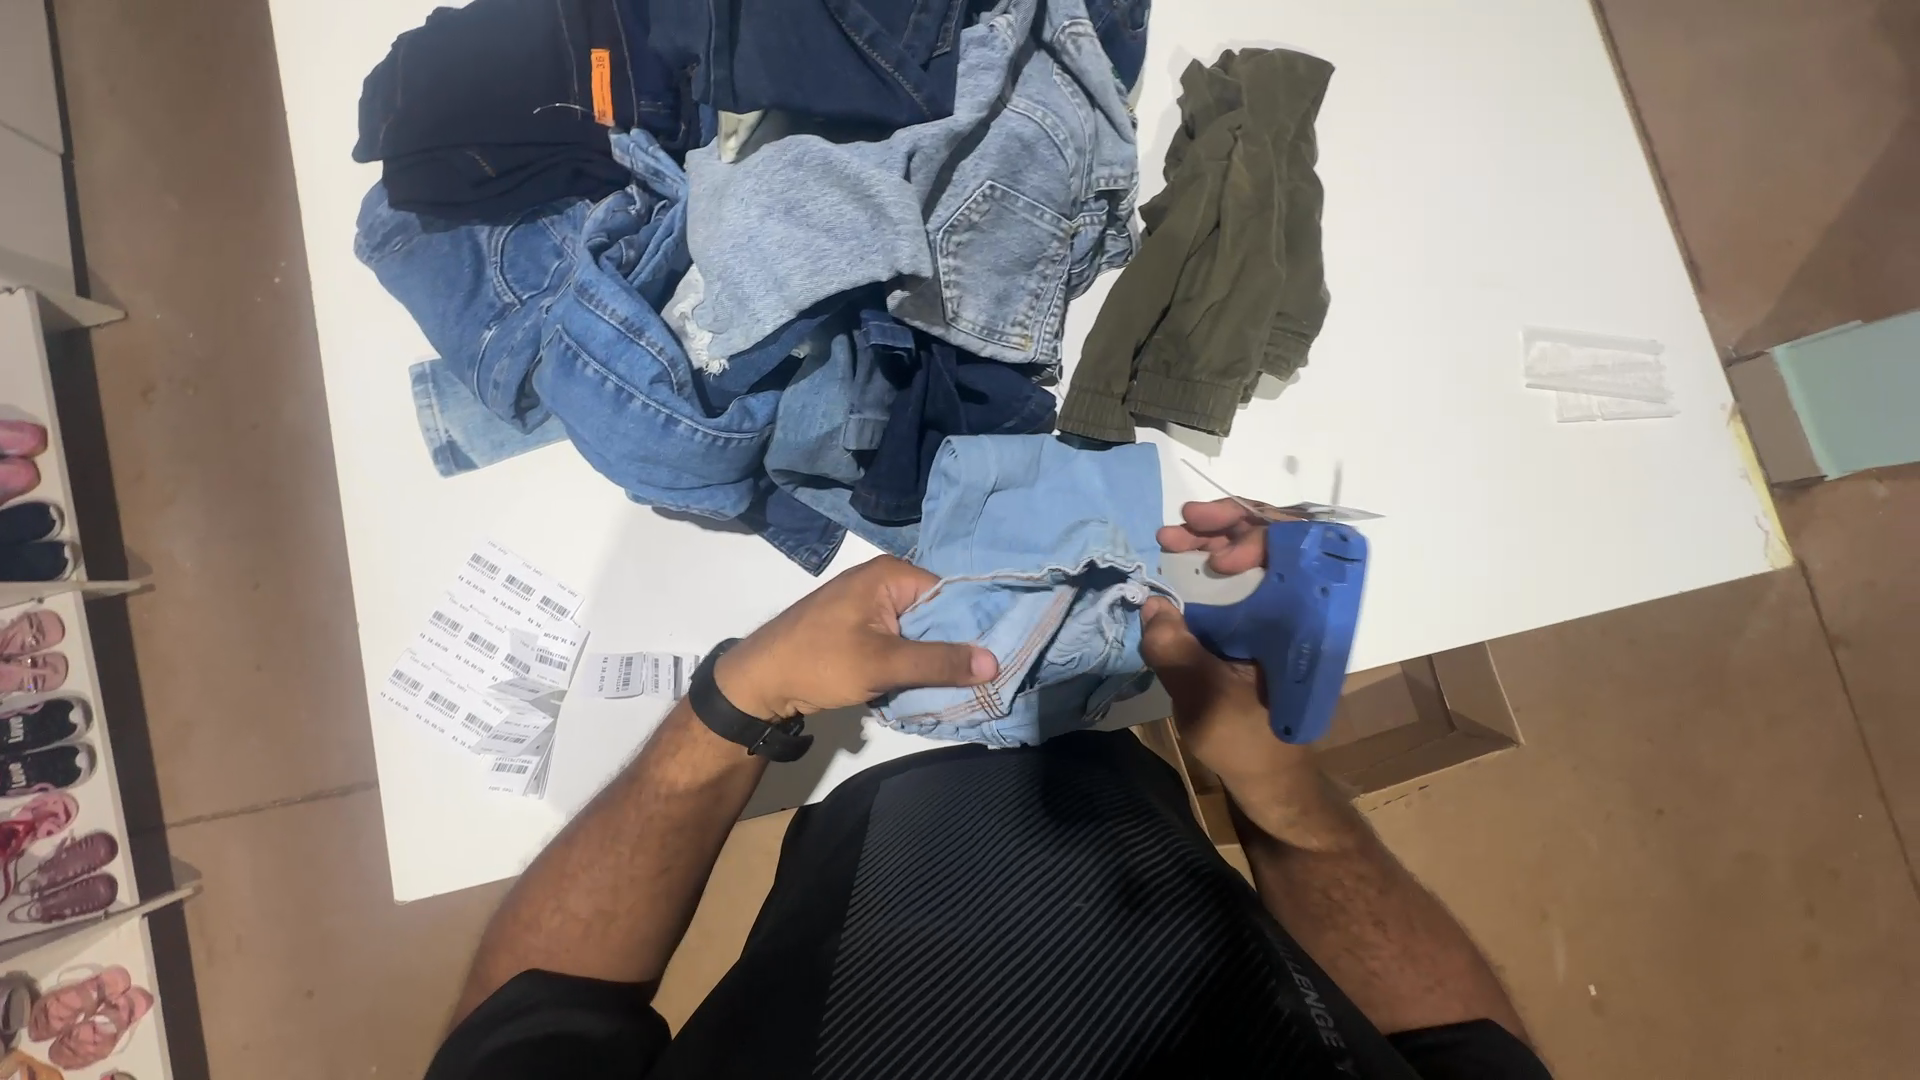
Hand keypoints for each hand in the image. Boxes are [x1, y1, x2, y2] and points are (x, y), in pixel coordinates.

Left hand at [714, 555, 998, 719]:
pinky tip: (927, 682)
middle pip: (936, 611)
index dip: (975, 624)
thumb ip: (939, 662)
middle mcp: (884, 580)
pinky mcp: (861, 626)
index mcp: (892, 574)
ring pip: (919, 629)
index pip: (951, 594)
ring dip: (933, 656)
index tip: (998, 655)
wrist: (759, 681)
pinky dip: (912, 659)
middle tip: (983, 676)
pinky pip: (900, 639)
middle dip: (954, 643)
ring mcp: (870, 603)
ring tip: (960, 683)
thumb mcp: (884, 664)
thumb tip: (995, 661)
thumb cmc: (820, 662)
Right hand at [1145, 499, 1324, 824]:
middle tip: (1182, 520)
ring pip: (1256, 548)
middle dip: (1228, 521)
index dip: (1257, 537)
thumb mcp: (1205, 702)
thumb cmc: (1247, 743)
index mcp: (1306, 621)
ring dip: (1213, 535)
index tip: (1216, 562)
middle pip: (1276, 535)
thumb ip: (1177, 652)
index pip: (1301, 547)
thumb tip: (1151, 603)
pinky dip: (1209, 557)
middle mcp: (1300, 604)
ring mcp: (1280, 609)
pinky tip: (1180, 558)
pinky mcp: (1259, 618)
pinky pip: (1241, 572)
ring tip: (1171, 534)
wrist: (1267, 777)